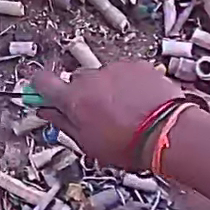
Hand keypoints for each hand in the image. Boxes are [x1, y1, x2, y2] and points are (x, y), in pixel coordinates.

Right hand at [30, 61, 183, 168]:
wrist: (169, 132)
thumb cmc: (129, 144)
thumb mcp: (88, 143)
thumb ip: (63, 124)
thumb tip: (47, 113)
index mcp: (73, 98)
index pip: (41, 81)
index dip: (40, 86)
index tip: (43, 93)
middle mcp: (90, 78)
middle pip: (75, 80)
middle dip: (81, 94)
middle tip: (95, 114)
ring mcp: (113, 69)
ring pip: (101, 76)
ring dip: (107, 89)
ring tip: (124, 112)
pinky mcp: (135, 64)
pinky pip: (124, 72)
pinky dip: (128, 84)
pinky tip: (138, 102)